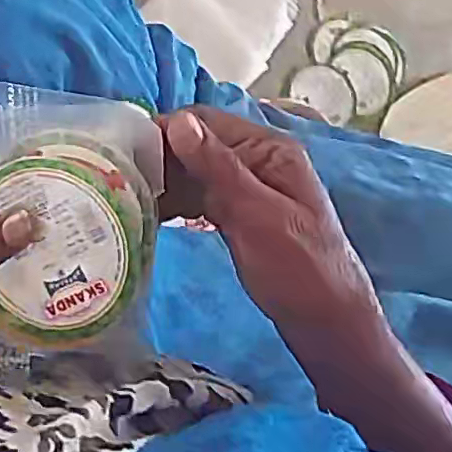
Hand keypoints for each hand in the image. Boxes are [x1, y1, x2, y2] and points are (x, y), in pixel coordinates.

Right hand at [161, 107, 451, 451]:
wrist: (330, 329)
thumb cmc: (298, 271)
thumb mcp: (256, 216)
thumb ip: (218, 168)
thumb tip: (179, 121)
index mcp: (268, 149)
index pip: (206, 122)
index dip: (166, 132)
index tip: (127, 152)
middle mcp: (257, 159)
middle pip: (197, 144)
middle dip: (161, 157)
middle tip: (121, 179)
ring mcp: (248, 186)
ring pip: (195, 171)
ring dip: (165, 181)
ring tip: (129, 197)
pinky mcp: (239, 212)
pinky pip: (200, 195)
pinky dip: (177, 201)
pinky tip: (152, 215)